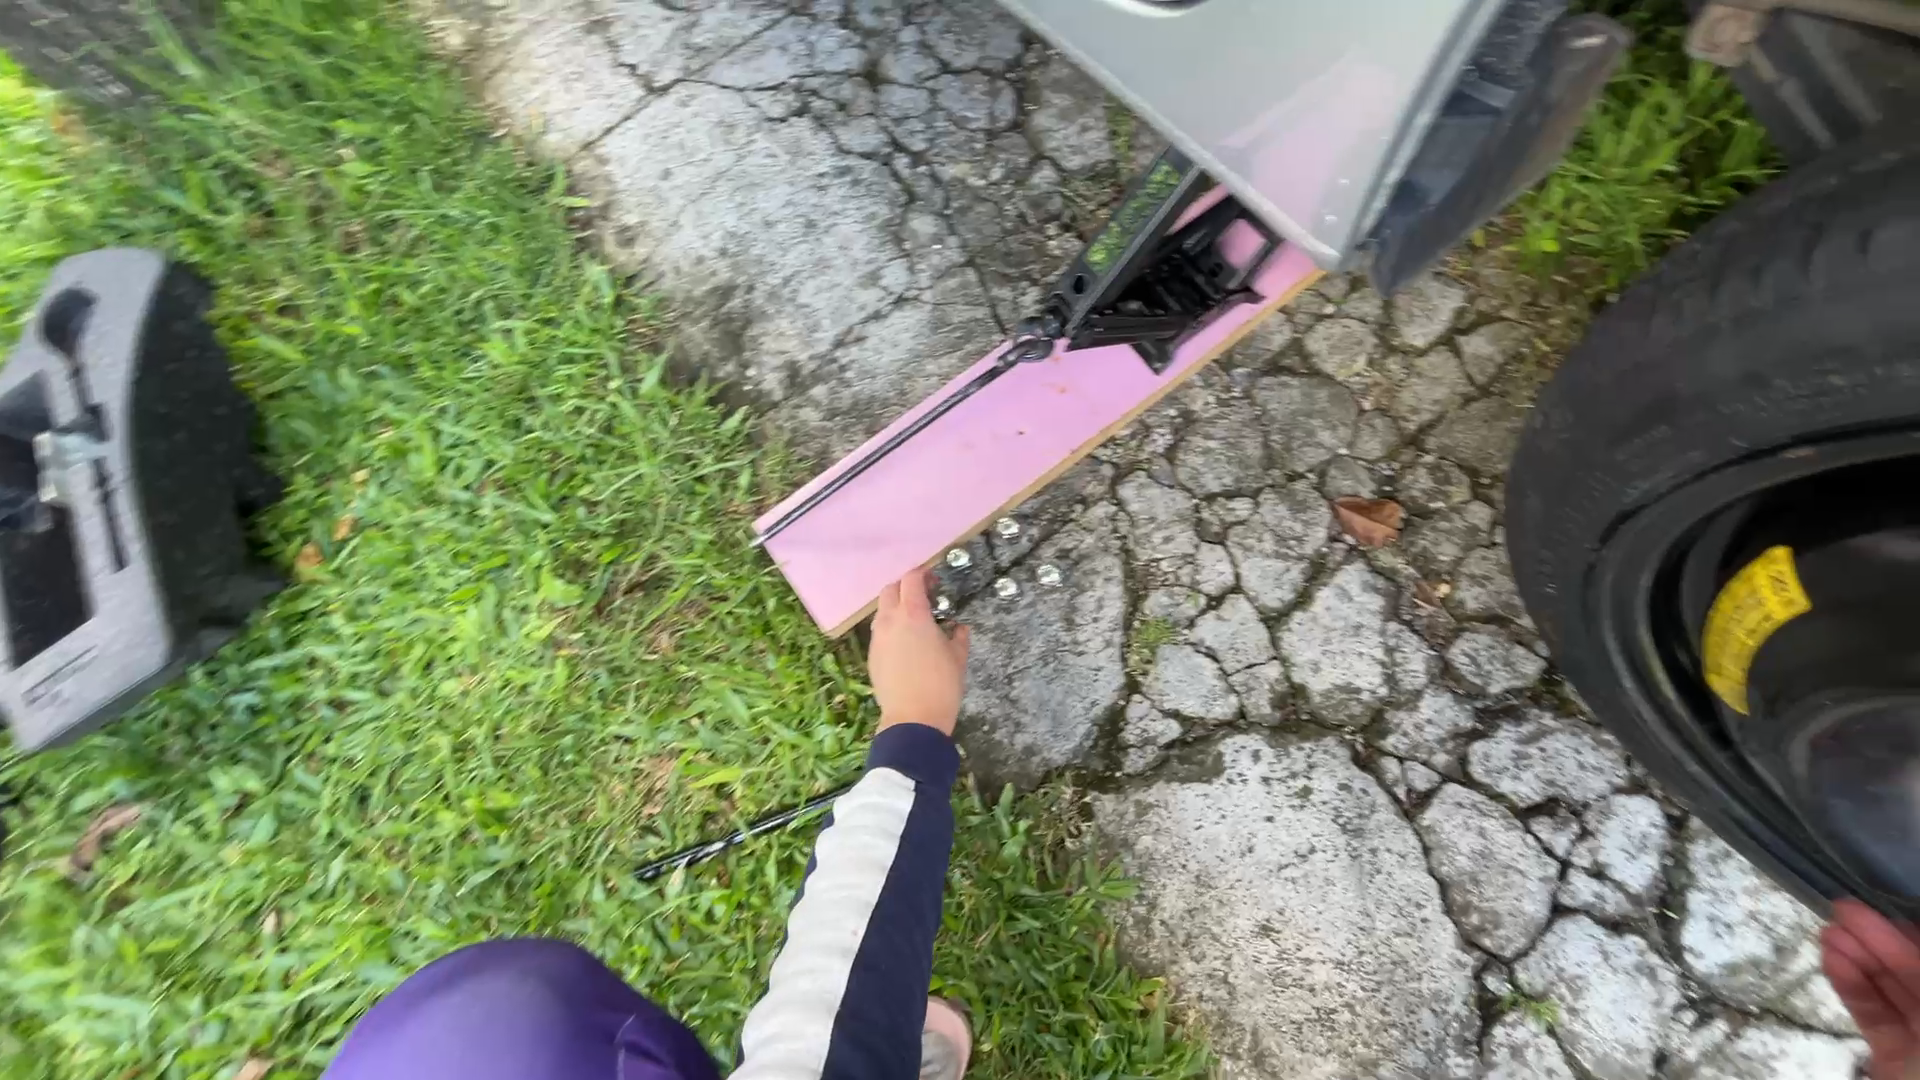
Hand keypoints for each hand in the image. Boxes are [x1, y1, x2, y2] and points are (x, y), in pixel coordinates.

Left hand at [868, 570, 969, 735]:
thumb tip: (959, 628)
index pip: (911, 579)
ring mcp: (878, 638)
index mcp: (913, 614)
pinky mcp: (872, 655)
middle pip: (890, 589)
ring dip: (895, 607)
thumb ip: (959, 637)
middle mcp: (890, 621)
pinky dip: (891, 628)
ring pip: (882, 610)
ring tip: (914, 621)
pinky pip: (880, 632)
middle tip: (923, 596)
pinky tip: (905, 644)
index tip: (934, 581)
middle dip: (905, 587)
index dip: (922, 574)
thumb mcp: (958, 658)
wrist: (913, 720)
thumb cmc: (941, 685)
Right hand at [1823, 899, 1919, 1079]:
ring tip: (1831, 928)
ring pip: (1900, 995)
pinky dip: (1852, 985)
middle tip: (1846, 908)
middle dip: (1890, 944)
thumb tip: (1918, 930)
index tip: (1897, 912)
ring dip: (1863, 959)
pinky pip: (1876, 1017)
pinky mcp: (1898, 1059)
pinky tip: (1831, 957)